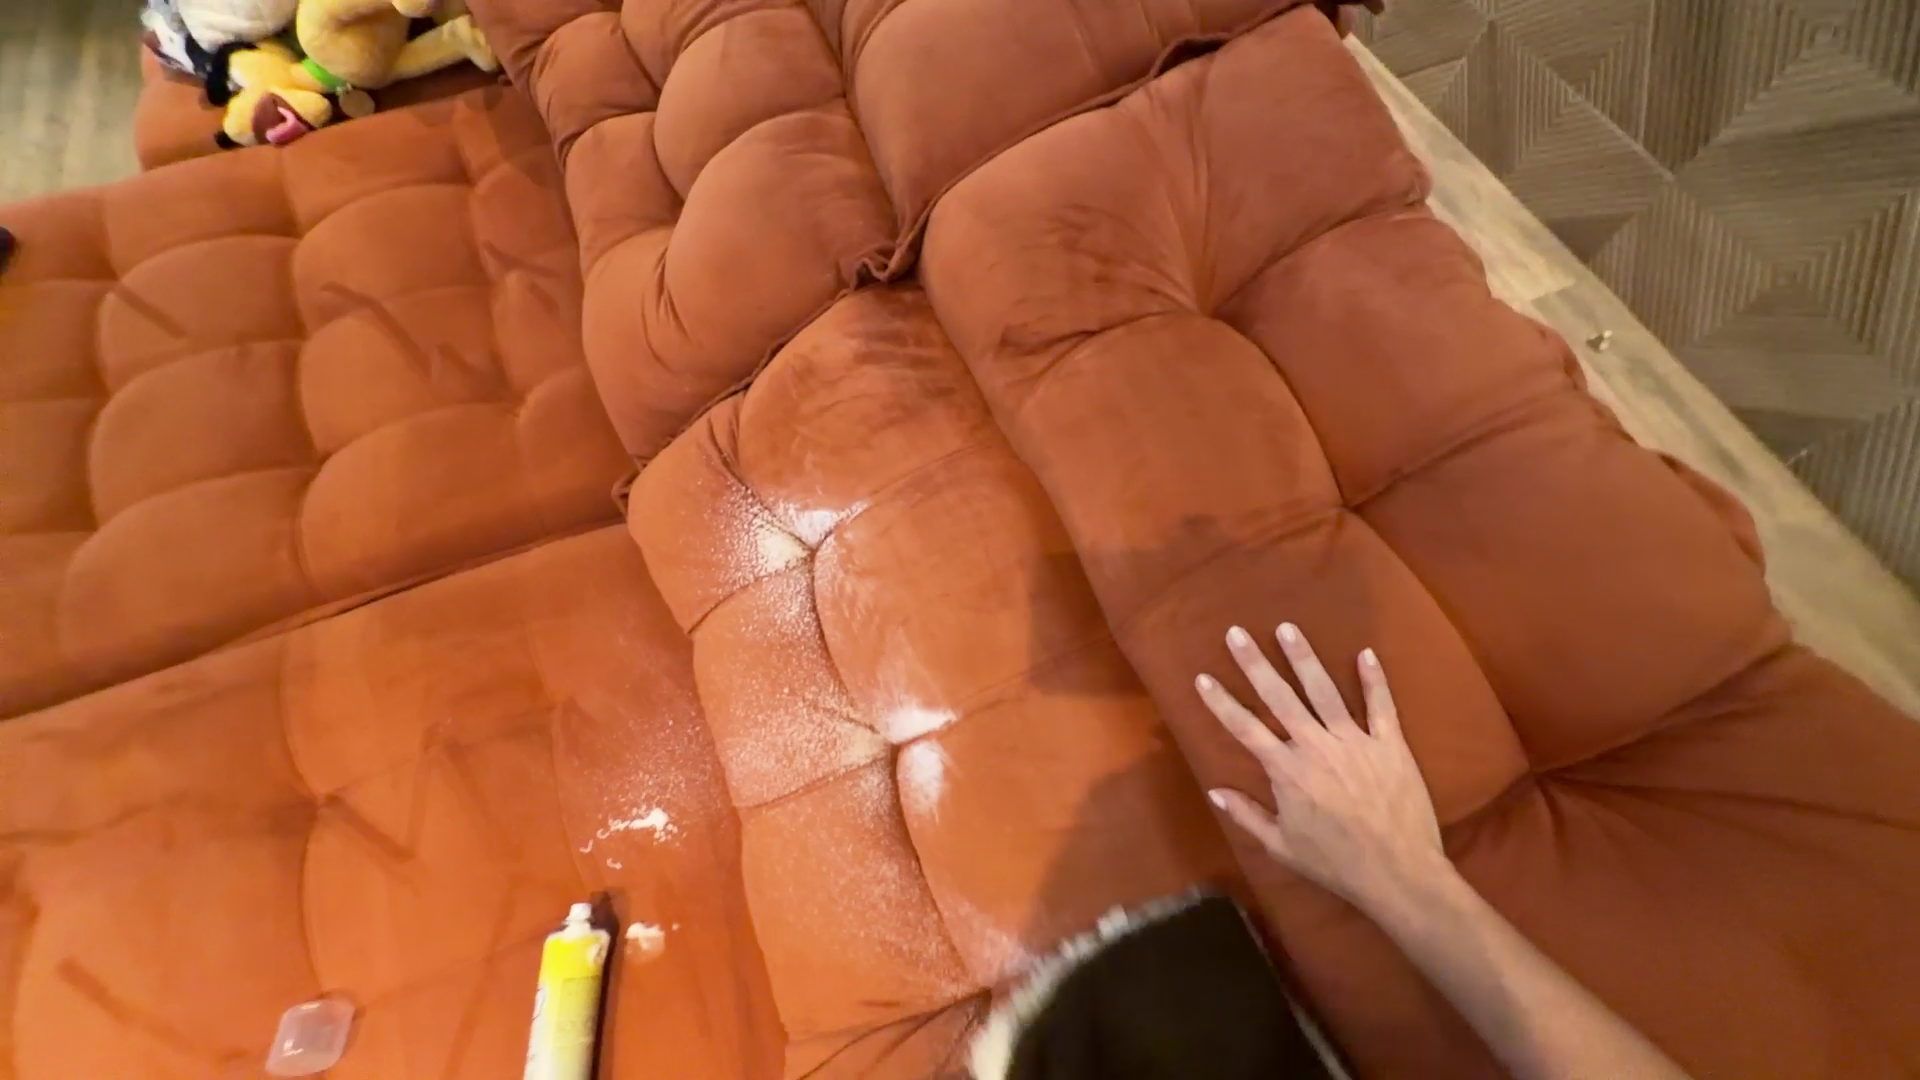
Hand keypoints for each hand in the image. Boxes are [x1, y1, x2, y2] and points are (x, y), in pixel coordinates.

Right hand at [1196, 623, 1447, 912]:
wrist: (1401, 877)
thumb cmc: (1336, 864)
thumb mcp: (1281, 846)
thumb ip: (1246, 815)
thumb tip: (1214, 790)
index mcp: (1286, 770)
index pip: (1244, 727)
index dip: (1221, 701)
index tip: (1203, 677)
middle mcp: (1316, 746)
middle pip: (1279, 696)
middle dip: (1255, 662)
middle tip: (1237, 632)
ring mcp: (1355, 742)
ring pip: (1325, 691)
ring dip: (1304, 658)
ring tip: (1287, 628)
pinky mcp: (1391, 746)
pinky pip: (1382, 707)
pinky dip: (1375, 680)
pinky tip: (1366, 653)